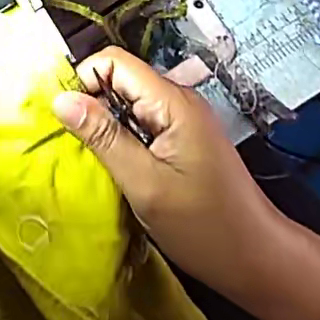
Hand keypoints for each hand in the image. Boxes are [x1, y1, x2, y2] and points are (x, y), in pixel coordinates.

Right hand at [51, 47, 302, 298]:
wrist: (258, 258)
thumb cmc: (204, 226)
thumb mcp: (144, 184)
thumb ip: (103, 137)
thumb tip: (61, 99)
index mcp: (171, 101)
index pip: (114, 61)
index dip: (86, 81)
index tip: (72, 122)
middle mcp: (178, 99)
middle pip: (121, 78)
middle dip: (93, 105)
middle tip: (82, 149)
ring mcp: (183, 117)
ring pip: (129, 101)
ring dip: (108, 125)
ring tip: (101, 162)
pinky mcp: (184, 136)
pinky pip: (143, 121)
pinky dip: (124, 138)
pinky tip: (122, 168)